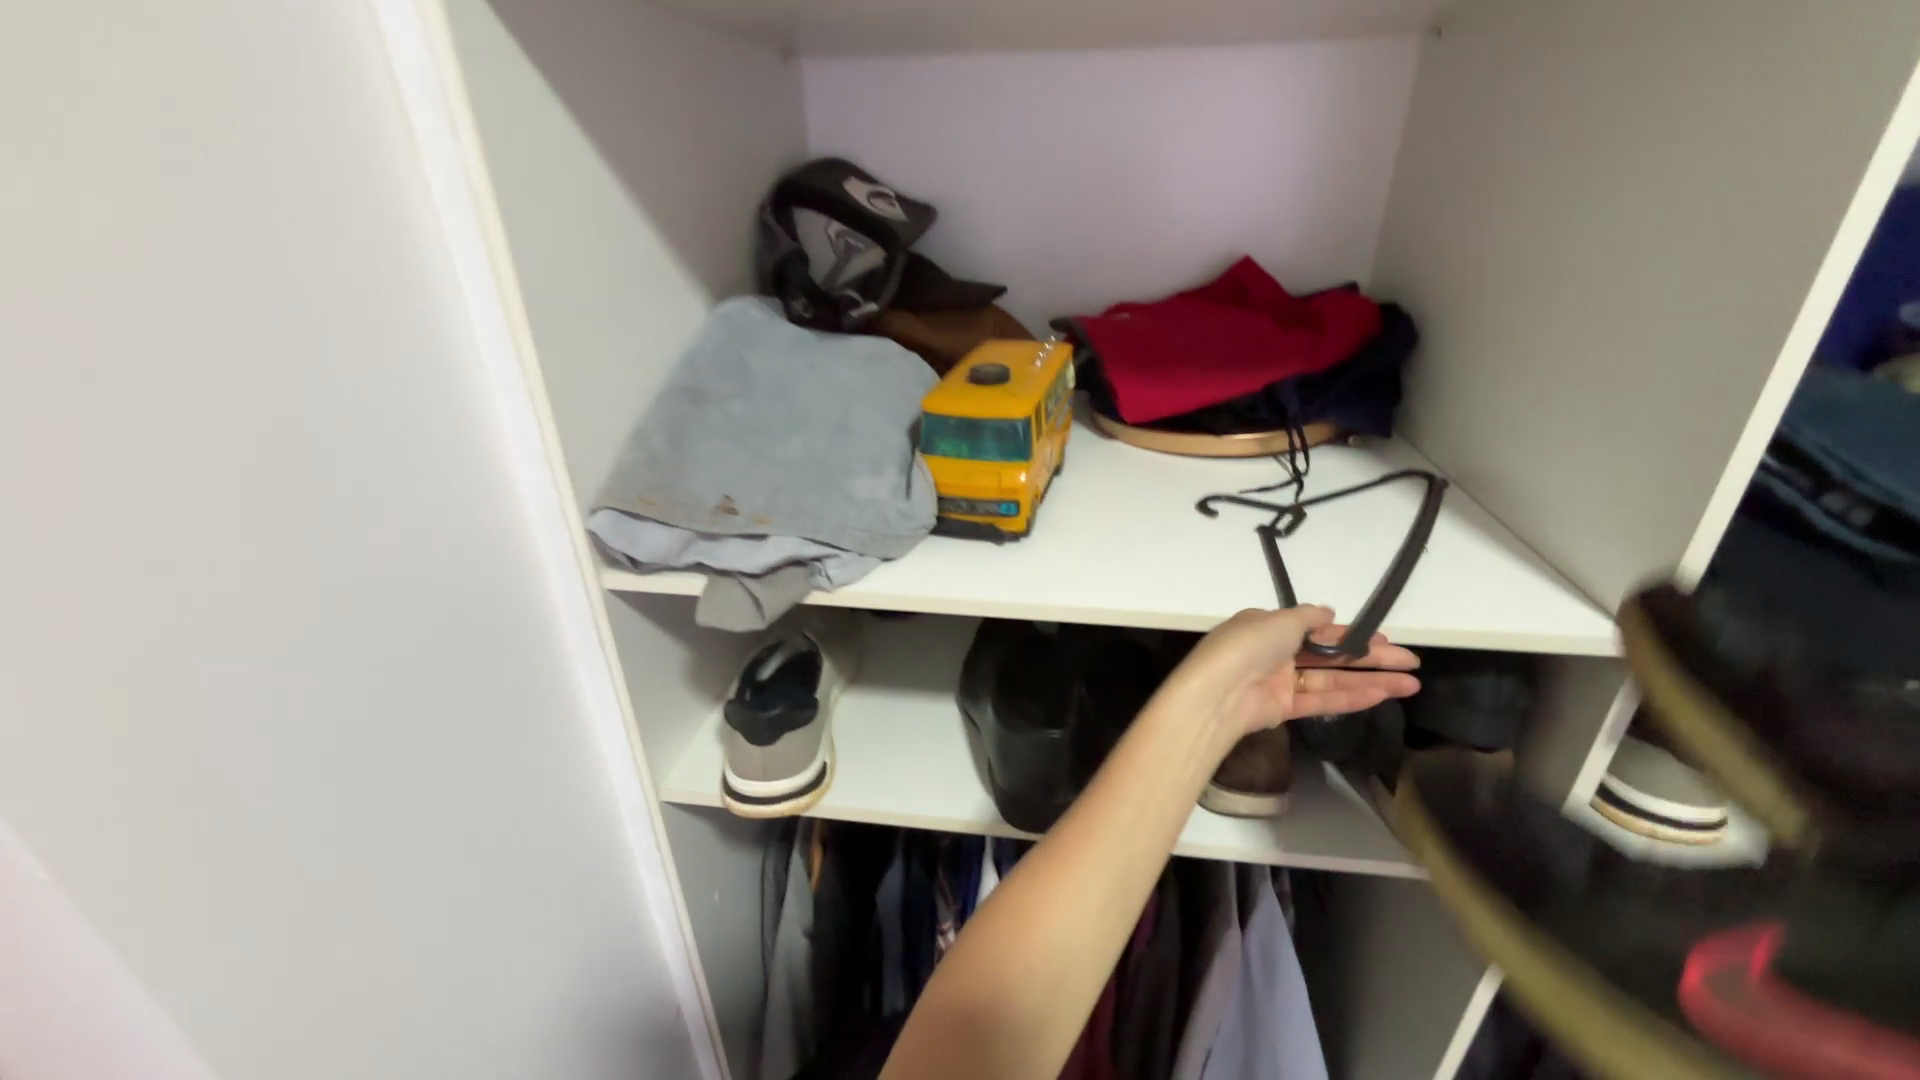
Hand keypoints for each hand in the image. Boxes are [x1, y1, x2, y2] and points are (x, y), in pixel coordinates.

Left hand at [1150, 606, 1421, 748]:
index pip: (1318, 629)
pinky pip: (1324, 700)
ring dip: (1372, 681)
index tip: (1385, 639)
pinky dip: (1352, 697)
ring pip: (1333, 679)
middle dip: (1371, 658)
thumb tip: (1328, 612)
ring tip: (1411, 684)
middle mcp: (1277, 652)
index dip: (1351, 634)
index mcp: (1269, 626)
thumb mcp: (1278, 620)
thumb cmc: (1246, 647)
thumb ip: (1307, 617)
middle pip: (1331, 655)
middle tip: (1410, 662)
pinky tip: (1383, 694)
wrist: (1216, 694)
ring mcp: (1281, 682)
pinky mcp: (1284, 708)